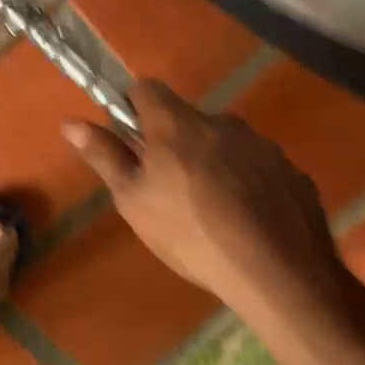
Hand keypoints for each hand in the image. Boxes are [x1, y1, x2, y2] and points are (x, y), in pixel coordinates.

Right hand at [65, 81, 344, 317]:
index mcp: (177, 125)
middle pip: (186, 118)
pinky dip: (246, 183)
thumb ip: (105, 156)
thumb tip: (71, 123)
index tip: (129, 138)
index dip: (132, 105)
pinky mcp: (294, 173)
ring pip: (224, 143)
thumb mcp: (133, 200)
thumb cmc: (191, 234)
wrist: (280, 277)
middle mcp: (221, 123)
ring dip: (211, 162)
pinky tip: (245, 221)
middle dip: (173, 141)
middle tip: (165, 185)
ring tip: (210, 209)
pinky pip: (257, 167)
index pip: (146, 88)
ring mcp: (263, 147)